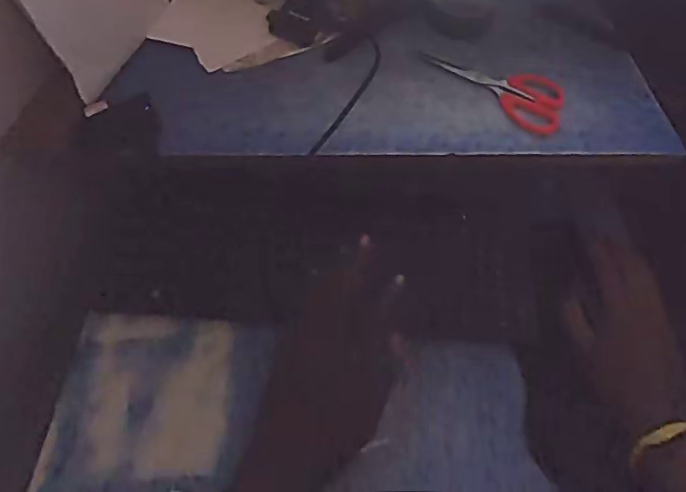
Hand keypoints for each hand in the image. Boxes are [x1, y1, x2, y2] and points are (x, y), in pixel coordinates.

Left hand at [230, 236, 402, 491]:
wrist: (286, 447)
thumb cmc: (335, 434)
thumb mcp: (370, 409)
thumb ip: (385, 372)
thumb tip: (395, 337)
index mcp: (355, 352)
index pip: (377, 313)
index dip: (390, 294)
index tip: (399, 276)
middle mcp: (331, 334)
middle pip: (347, 289)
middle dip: (358, 262)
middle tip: (365, 238)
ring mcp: (308, 333)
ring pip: (324, 290)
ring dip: (336, 267)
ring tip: (346, 249)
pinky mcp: (290, 339)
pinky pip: (305, 302)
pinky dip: (314, 285)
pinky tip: (317, 274)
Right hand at [560, 235, 685, 438]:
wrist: (659, 413)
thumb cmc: (616, 382)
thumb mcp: (585, 353)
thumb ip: (573, 317)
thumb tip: (569, 291)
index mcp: (619, 308)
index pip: (608, 269)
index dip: (599, 251)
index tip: (589, 238)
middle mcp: (641, 304)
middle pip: (632, 266)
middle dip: (618, 249)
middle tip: (604, 238)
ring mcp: (658, 312)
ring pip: (647, 275)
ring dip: (632, 258)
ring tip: (619, 249)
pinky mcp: (667, 322)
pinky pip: (653, 286)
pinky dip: (642, 272)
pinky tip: (635, 274)